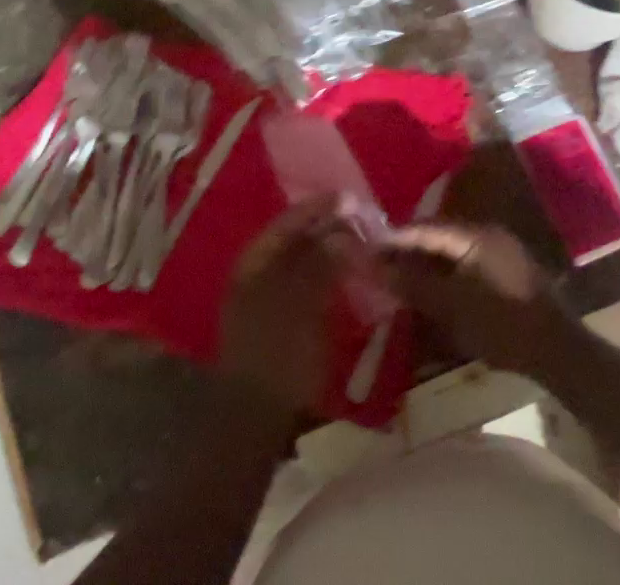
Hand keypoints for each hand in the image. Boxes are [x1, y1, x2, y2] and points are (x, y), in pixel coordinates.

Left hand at [219, 196, 353, 415]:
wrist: (257, 420)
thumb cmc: (279, 355)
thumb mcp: (303, 303)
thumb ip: (322, 262)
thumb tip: (343, 228)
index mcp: (254, 265)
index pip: (286, 223)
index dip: (318, 208)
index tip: (353, 198)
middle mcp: (254, 277)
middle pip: (293, 242)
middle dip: (327, 230)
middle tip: (365, 222)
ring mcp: (264, 304)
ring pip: (300, 266)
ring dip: (329, 254)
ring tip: (363, 248)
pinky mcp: (279, 328)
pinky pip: (305, 290)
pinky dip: (327, 281)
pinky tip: (349, 284)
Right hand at [377, 223, 573, 375]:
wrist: (558, 351)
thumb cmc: (501, 324)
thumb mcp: (450, 306)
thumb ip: (412, 283)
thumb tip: (375, 267)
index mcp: (475, 235)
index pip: (424, 227)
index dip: (393, 238)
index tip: (365, 248)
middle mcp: (489, 234)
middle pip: (438, 235)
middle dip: (408, 250)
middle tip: (379, 265)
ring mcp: (502, 252)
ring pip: (452, 250)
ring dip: (426, 263)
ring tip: (400, 279)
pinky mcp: (508, 272)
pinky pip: (467, 262)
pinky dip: (445, 273)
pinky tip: (432, 291)